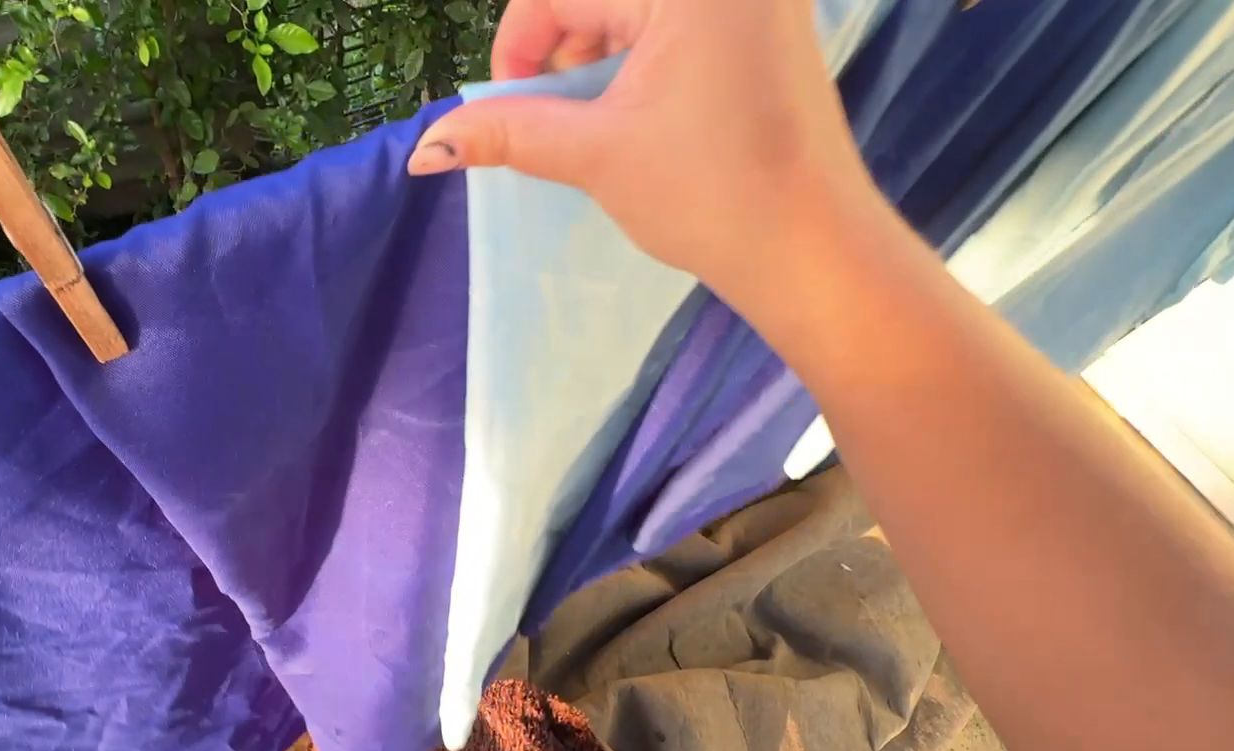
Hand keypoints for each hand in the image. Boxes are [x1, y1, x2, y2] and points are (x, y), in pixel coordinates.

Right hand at [408, 0, 885, 318]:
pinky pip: (675, 25)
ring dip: (596, 63)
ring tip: (599, 130)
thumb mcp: (596, 155)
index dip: (517, 50)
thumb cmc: (706, 195)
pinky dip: (638, 64)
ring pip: (633, 11)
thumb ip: (508, 135)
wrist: (808, 245)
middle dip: (560, 57)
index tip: (506, 110)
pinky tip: (638, 117)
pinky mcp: (764, 22)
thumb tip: (425, 147)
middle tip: (556, 124)